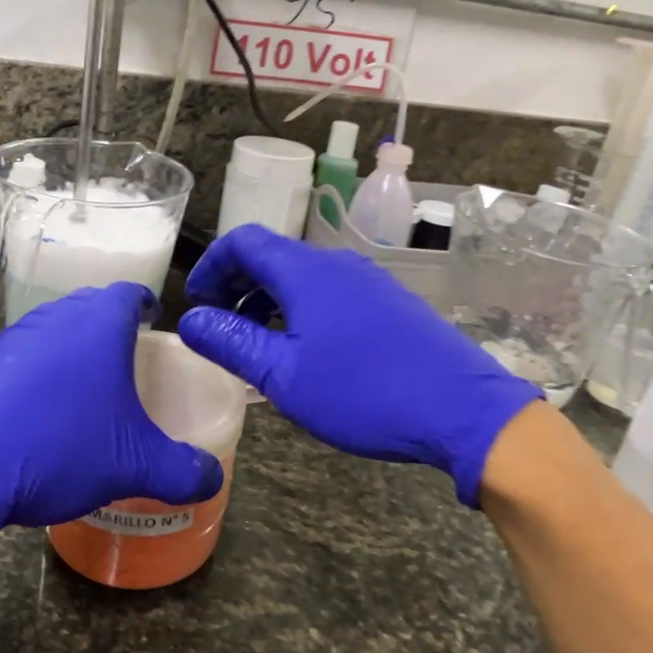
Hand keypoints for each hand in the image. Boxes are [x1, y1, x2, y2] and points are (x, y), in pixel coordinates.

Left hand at [0, 283, 224, 542]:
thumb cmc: (60, 445)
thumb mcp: (134, 465)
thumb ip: (182, 471)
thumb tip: (212, 478)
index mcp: (98, 323)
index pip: (130, 294)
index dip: (146, 306)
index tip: (155, 324)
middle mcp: (56, 318)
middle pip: (92, 310)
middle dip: (113, 332)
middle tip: (131, 364)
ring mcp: (14, 339)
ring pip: (57, 334)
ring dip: (75, 354)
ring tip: (90, 391)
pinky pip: (25, 360)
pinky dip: (42, 377)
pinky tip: (45, 414)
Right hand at [177, 225, 541, 506]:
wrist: (462, 410)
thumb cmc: (364, 393)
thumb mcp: (285, 376)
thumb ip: (232, 343)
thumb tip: (190, 320)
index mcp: (306, 272)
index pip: (243, 242)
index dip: (211, 266)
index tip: (196, 303)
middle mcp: (336, 265)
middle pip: (272, 256)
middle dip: (236, 285)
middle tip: (219, 327)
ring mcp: (369, 282)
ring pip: (303, 277)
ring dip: (268, 300)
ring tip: (256, 344)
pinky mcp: (389, 304)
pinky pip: (331, 293)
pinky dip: (301, 310)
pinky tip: (304, 352)